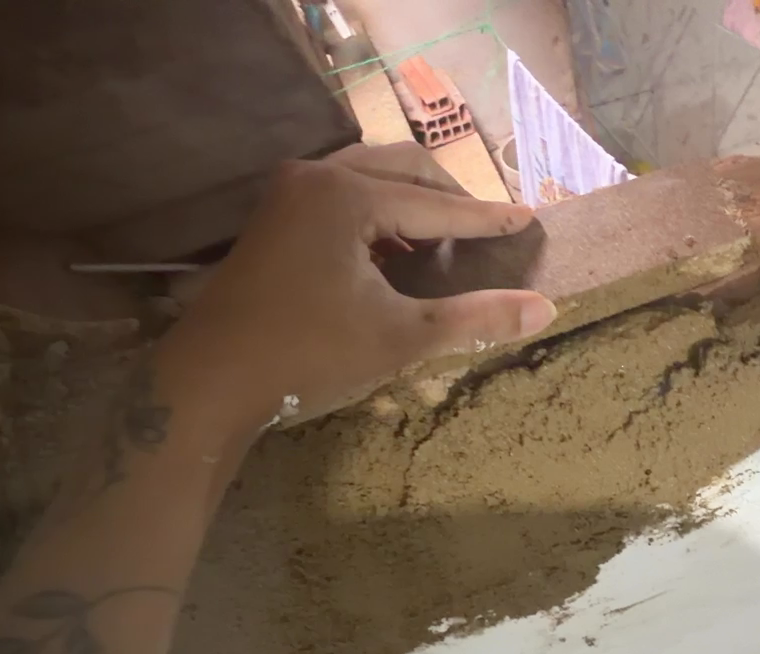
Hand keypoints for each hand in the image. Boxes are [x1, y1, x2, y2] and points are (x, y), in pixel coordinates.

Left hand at [155, 144, 556, 435]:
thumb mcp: (402, 337)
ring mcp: (289, 193)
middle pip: (404, 168)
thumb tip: (545, 308)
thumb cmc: (310, 355)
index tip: (528, 220)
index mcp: (347, 195)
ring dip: (414, 201)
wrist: (214, 378)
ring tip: (448, 239)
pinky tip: (396, 251)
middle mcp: (316, 176)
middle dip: (451, 197)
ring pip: (370, 176)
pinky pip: (343, 196)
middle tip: (488, 228)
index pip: (437, 204)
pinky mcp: (276, 218)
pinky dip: (380, 214)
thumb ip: (475, 318)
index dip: (488, 218)